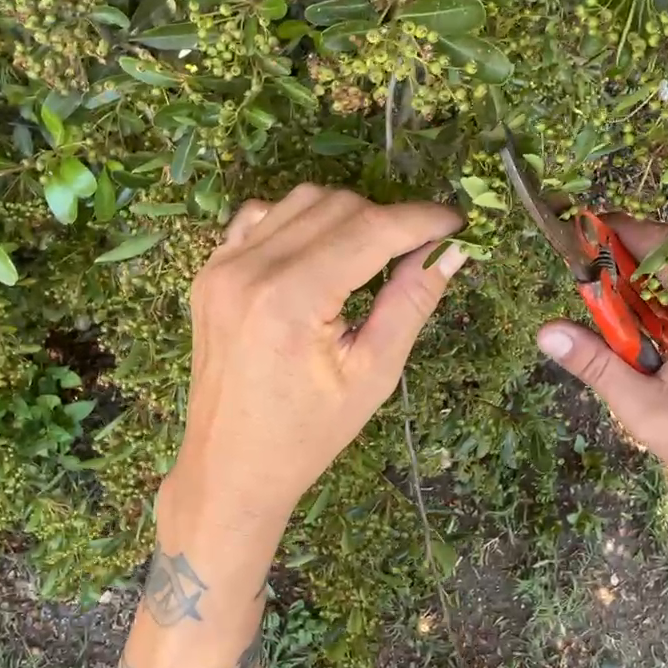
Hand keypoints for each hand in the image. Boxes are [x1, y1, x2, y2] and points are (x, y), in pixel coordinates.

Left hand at [172, 184, 464, 526]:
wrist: (231, 467)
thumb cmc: (308, 433)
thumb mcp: (373, 373)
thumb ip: (412, 302)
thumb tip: (452, 251)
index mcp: (291, 299)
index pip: (371, 229)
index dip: (421, 220)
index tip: (456, 224)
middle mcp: (250, 269)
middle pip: (338, 206)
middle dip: (387, 220)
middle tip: (416, 252)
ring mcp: (222, 265)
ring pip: (302, 201)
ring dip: (346, 215)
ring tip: (370, 255)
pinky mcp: (210, 271)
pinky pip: (262, 216)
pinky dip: (300, 220)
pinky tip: (318, 252)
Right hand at [535, 219, 667, 533]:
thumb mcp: (643, 407)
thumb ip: (595, 363)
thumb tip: (545, 333)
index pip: (667, 245)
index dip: (623, 233)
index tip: (585, 231)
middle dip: (634, 258)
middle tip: (595, 274)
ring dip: (656, 277)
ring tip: (622, 303)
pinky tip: (657, 323)